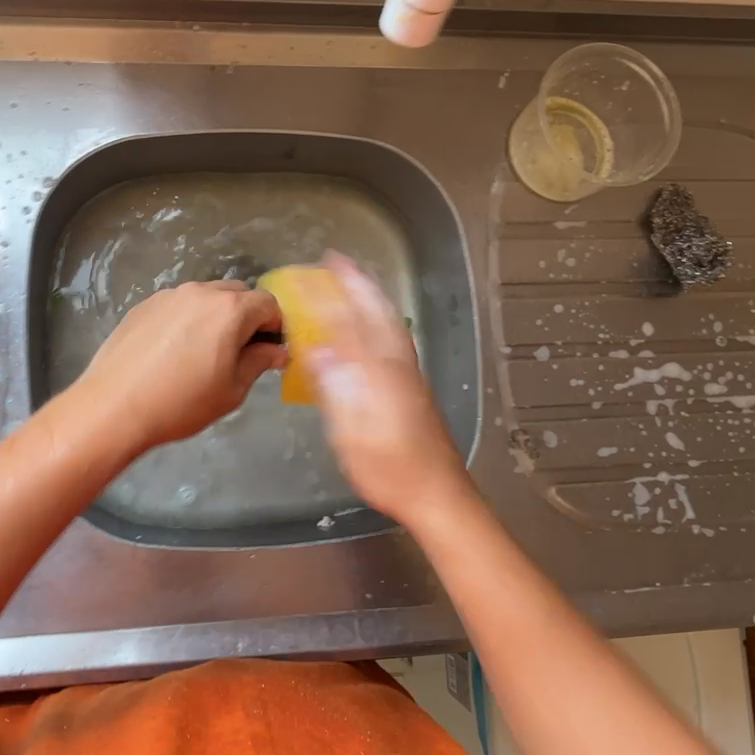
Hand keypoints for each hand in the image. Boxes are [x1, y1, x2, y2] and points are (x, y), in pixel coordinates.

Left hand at [70, 281, 286, 450]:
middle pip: (238, 293)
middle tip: (239, 352)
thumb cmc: (182, 402)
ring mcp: (169, 295)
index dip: (275, 326)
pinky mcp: (144, 305)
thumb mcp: (232, 390)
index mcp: (230, 310)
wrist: (115, 406)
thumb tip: (276, 351)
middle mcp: (201, 292)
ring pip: (206, 296)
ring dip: (216, 316)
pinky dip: (187, 319)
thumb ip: (259, 362)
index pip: (268, 304)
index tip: (269, 351)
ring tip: (203, 351)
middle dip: (247, 317)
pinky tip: (174, 351)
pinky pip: (178, 305)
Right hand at [305, 253, 473, 525]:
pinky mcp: (416, 387)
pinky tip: (380, 322)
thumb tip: (316, 350)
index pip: (350, 326)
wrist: (438, 493)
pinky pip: (397, 337)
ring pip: (391, 324)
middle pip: (377, 315)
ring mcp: (410, 375)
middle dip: (358, 285)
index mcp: (377, 375)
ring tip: (357, 280)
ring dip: (373, 298)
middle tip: (339, 261)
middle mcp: (397, 366)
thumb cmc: (389, 471)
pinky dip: (384, 318)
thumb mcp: (352, 435)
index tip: (318, 271)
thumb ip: (337, 390)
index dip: (333, 297)